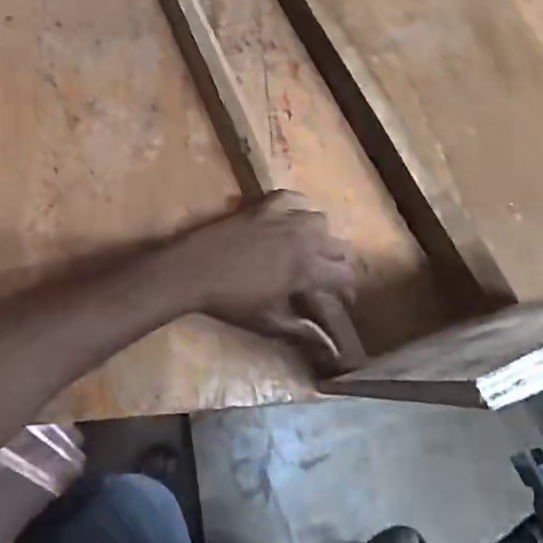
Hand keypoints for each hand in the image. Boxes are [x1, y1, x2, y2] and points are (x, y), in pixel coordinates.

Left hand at [152, 191, 358, 356]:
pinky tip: (293, 217)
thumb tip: (326, 344)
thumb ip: (300, 330)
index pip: (345, 276)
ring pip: (320, 220)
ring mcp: (283, 218)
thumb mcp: (268, 321)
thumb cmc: (230, 301)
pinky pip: (291, 197)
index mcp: (306, 269)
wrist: (193, 269)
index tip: (343, 301)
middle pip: (339, 246)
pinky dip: (298, 205)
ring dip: (322, 236)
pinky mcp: (263, 206)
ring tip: (311, 250)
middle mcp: (303, 239)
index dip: (348, 291)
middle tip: (328, 279)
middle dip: (339, 264)